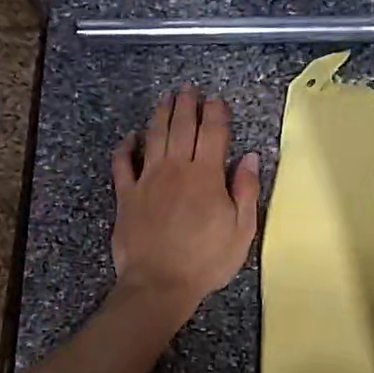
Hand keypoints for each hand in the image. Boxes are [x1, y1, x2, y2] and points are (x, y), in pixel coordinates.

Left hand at [110, 87, 260, 315]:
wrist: (159, 284)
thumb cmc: (205, 262)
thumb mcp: (241, 231)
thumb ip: (247, 191)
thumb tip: (251, 158)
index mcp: (207, 176)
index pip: (213, 133)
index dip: (216, 113)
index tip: (217, 100)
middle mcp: (176, 170)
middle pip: (181, 127)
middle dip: (187, 104)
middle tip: (189, 88)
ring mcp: (147, 180)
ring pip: (153, 137)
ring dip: (160, 114)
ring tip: (166, 98)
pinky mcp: (126, 196)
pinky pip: (122, 163)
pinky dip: (125, 146)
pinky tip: (131, 136)